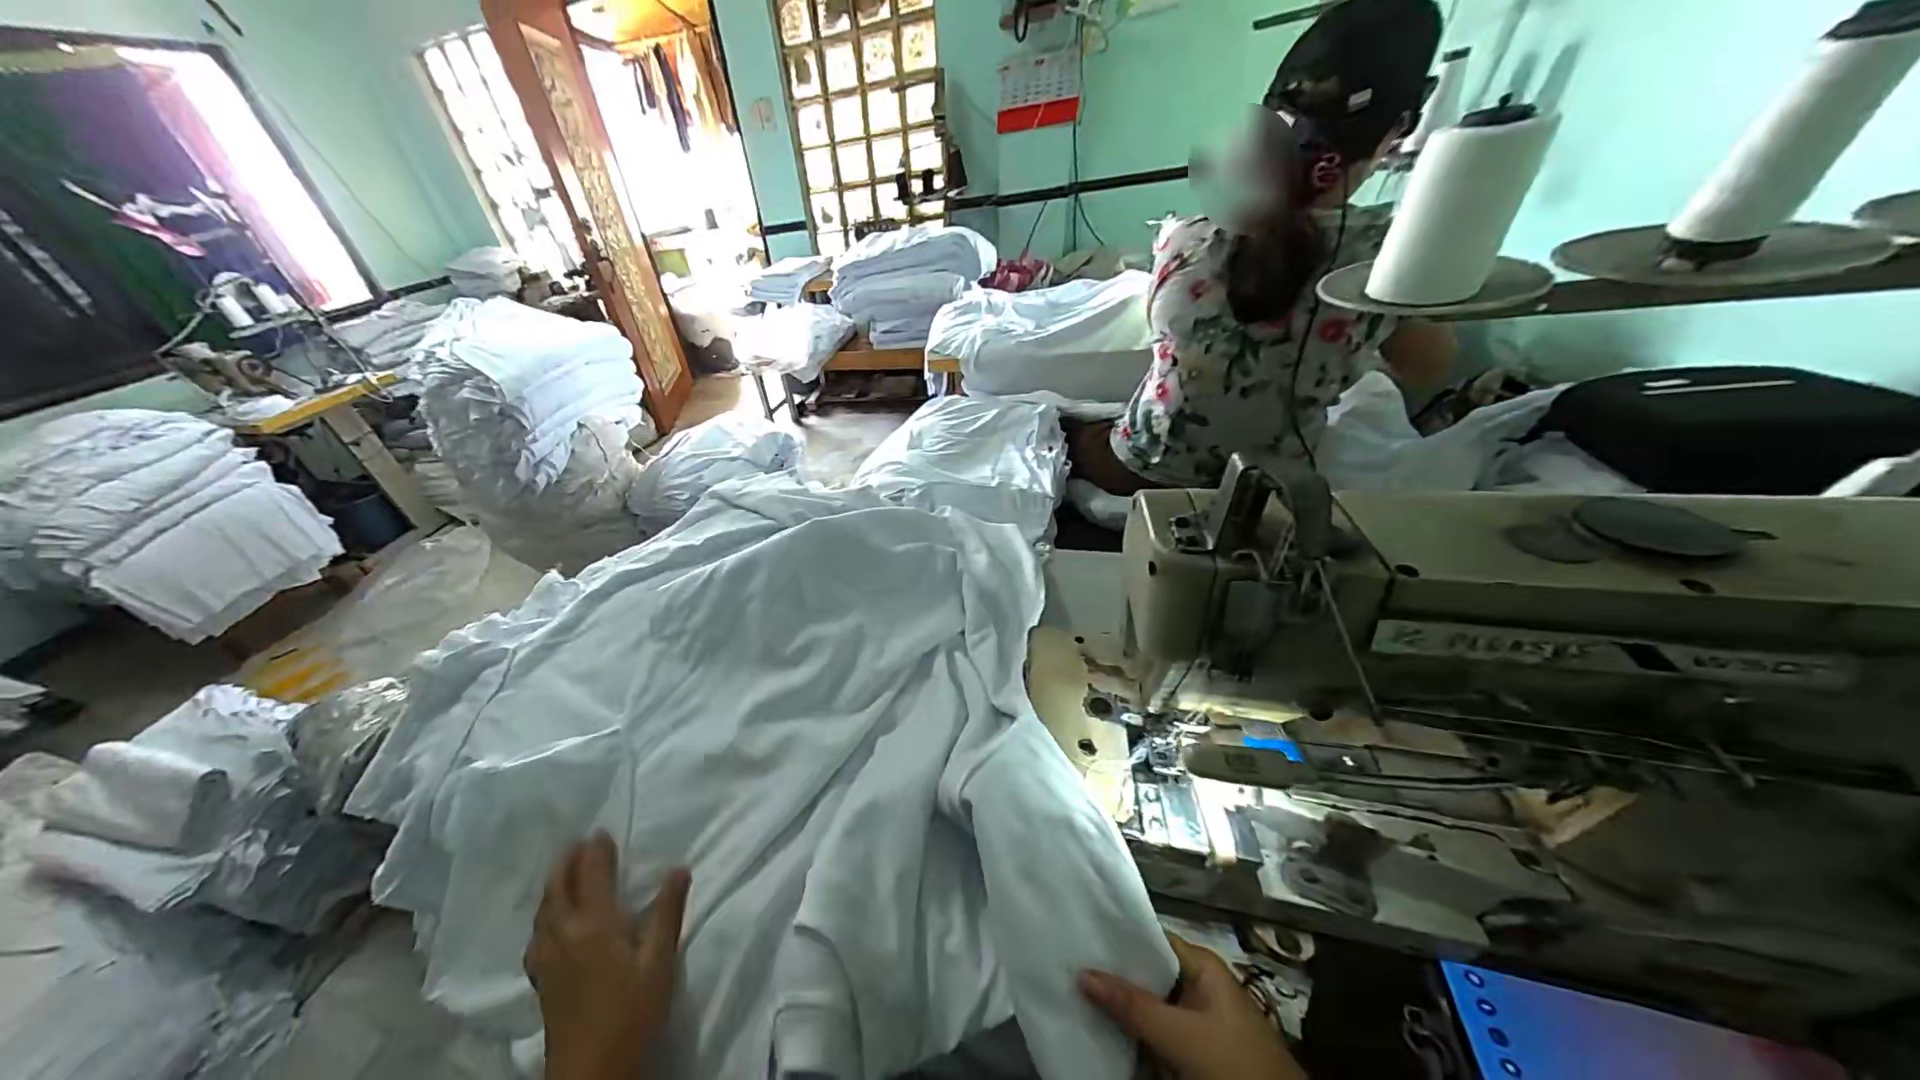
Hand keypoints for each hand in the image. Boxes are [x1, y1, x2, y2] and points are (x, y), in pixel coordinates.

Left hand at [525, 831, 690, 1079]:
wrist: (592, 1067)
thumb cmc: (632, 1009)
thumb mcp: (660, 960)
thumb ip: (667, 911)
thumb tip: (678, 868)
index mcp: (595, 924)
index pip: (593, 875)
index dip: (597, 850)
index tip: (602, 830)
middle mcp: (564, 934)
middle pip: (559, 888)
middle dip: (567, 861)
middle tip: (577, 841)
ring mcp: (547, 957)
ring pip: (543, 909)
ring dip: (553, 883)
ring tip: (563, 870)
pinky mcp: (540, 978)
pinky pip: (537, 932)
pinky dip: (544, 913)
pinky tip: (549, 921)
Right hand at [1080, 934, 1306, 1079]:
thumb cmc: (1235, 1066)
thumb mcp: (1181, 1036)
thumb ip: (1133, 1006)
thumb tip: (1083, 973)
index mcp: (1202, 966)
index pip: (1151, 938)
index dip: (1117, 937)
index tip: (1080, 937)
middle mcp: (1199, 985)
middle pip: (1148, 972)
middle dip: (1114, 975)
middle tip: (1070, 968)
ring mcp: (1198, 1020)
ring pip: (1150, 1005)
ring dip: (1121, 1007)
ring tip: (1077, 995)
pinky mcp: (1196, 1051)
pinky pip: (1157, 1033)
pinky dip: (1135, 1033)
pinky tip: (1105, 1031)